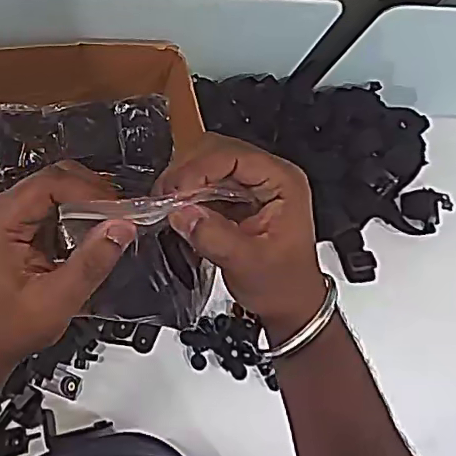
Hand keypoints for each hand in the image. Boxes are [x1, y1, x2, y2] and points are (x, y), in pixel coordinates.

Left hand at [0, 161, 135, 370]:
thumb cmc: (12, 326)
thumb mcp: (57, 300)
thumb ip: (90, 263)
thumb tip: (122, 228)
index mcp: (4, 220)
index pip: (51, 184)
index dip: (89, 191)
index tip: (118, 209)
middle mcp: (7, 209)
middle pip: (58, 176)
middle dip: (93, 190)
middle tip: (122, 213)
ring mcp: (16, 213)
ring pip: (62, 184)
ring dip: (91, 197)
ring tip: (115, 219)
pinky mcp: (28, 222)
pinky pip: (61, 200)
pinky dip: (84, 207)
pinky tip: (98, 227)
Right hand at [156, 134, 326, 336]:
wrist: (290, 305)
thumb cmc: (283, 285)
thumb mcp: (250, 265)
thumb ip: (216, 238)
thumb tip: (182, 214)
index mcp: (282, 181)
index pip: (234, 155)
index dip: (200, 169)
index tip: (176, 192)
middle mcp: (266, 174)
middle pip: (217, 150)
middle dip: (187, 171)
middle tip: (166, 198)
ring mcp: (250, 183)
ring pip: (206, 161)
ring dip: (183, 180)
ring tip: (168, 204)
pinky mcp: (234, 194)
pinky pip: (204, 180)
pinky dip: (185, 192)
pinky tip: (176, 209)